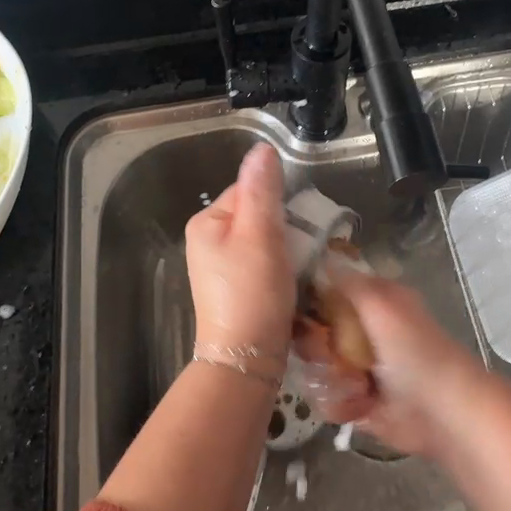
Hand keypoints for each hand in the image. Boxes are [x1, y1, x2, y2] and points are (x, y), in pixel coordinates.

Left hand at [185, 143, 295, 362]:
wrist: (247, 361)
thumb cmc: (252, 294)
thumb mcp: (260, 235)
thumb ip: (263, 190)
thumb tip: (262, 148)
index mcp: (206, 223)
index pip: (250, 190)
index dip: (278, 203)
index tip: (298, 223)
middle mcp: (208, 242)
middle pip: (258, 215)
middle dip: (285, 227)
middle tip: (303, 247)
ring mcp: (221, 269)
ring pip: (265, 241)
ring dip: (287, 249)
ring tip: (303, 265)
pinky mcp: (237, 291)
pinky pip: (265, 264)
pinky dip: (282, 268)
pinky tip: (294, 282)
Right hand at [294, 272, 483, 457]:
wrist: (443, 412)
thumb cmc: (416, 351)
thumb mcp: (383, 305)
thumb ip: (350, 282)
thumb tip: (322, 258)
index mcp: (372, 302)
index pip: (326, 292)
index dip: (309, 301)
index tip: (297, 312)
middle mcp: (361, 331)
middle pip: (313, 333)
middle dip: (315, 347)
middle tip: (328, 355)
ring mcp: (358, 368)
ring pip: (315, 367)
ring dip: (330, 378)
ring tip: (355, 385)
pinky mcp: (357, 403)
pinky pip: (327, 399)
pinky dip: (340, 403)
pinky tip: (360, 404)